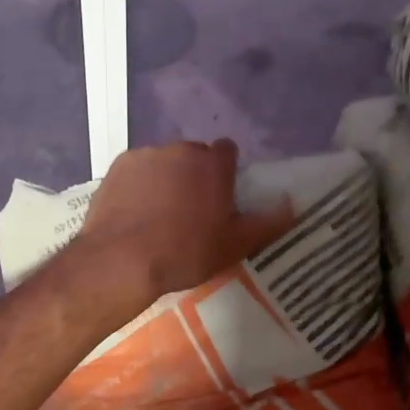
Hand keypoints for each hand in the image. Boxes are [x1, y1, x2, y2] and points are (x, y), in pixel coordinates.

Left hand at [73, 139, 295, 306]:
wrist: (121, 260)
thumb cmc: (184, 252)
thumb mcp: (234, 245)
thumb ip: (267, 221)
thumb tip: (291, 204)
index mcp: (212, 164)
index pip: (228, 152)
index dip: (226, 172)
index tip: (221, 197)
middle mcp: (180, 150)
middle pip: (194, 156)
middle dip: (195, 175)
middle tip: (191, 211)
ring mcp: (145, 155)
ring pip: (164, 162)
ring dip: (166, 178)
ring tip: (158, 215)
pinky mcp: (117, 166)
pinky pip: (136, 171)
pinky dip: (138, 185)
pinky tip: (134, 212)